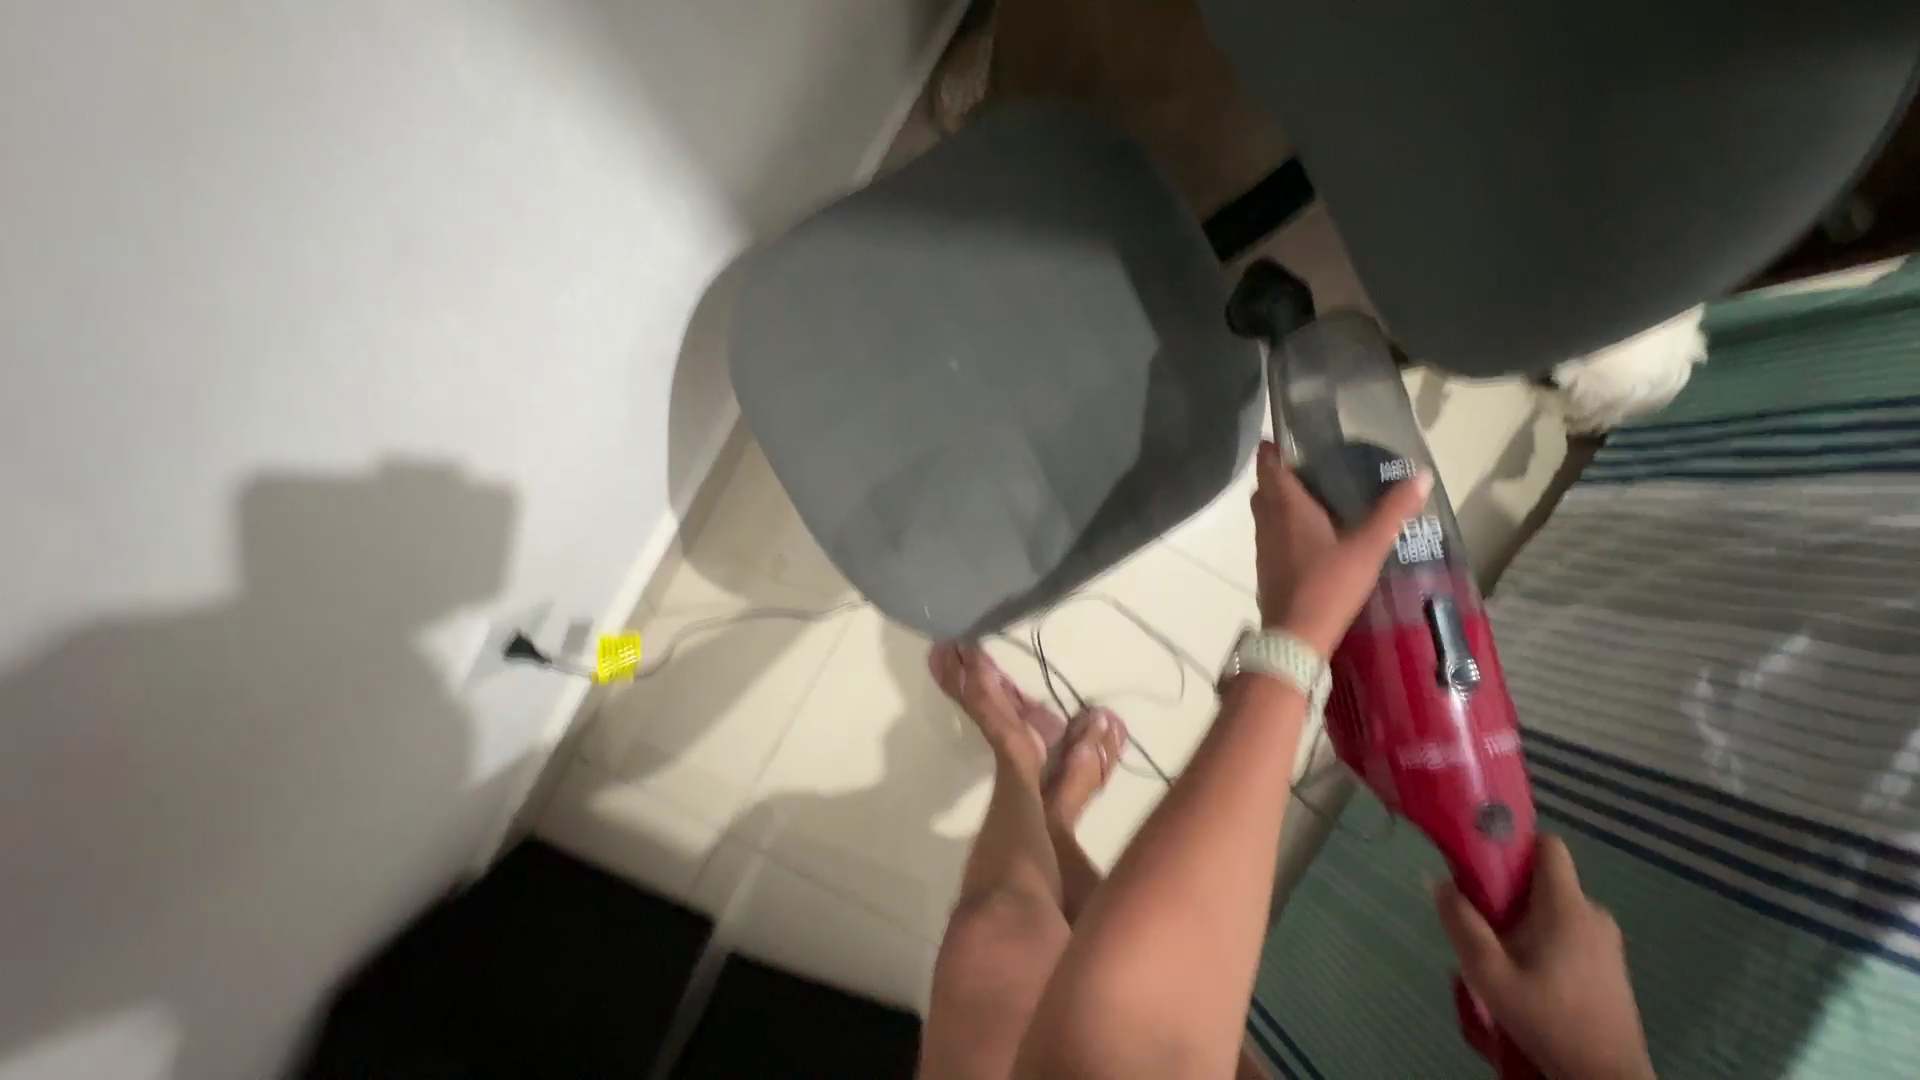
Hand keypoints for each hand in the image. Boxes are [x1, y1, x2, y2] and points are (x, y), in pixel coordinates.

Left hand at [1251, 440, 1432, 655]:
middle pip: (1265, 487)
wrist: (1295, 634)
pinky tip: (1310, 533)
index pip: (1269, 466)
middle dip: (1280, 473)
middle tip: (1310, 464)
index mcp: (1286, 507)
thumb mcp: (1368, 546)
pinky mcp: (1266, 566)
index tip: (1287, 435)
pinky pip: (1271, 534)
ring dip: (1281, 500)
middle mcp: (1267, 521)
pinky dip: (1284, 524)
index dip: (1273, 449)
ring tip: (1315, 495)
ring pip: (1265, 512)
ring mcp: (1262, 545)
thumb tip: (1421, 476)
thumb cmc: (1328, 585)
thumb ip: (1393, 511)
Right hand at [1435, 835, 1654, 1079]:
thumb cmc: (1547, 1019)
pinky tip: (1527, 971)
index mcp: (1566, 906)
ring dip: (1525, 917)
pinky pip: (1570, 931)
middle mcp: (1593, 914)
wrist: (1605, 1079)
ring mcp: (1607, 942)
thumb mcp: (1488, 973)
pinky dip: (1545, 937)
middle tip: (1480, 915)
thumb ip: (1461, 922)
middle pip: (1544, 879)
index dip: (1514, 842)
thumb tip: (1438, 881)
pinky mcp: (1611, 965)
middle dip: (1509, 888)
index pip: (1548, 846)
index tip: (1482, 858)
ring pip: (1554, 908)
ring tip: (1500, 949)